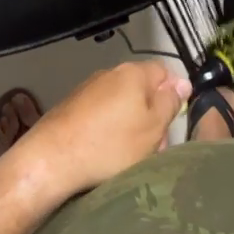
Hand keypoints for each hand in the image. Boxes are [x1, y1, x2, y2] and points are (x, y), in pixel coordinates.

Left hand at [2, 62, 191, 202]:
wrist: (51, 161)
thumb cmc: (110, 145)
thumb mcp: (153, 128)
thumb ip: (169, 102)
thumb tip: (182, 83)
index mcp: (133, 73)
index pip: (165, 71)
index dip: (175, 94)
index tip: (175, 122)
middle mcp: (109, 74)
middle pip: (142, 90)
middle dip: (152, 116)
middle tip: (155, 148)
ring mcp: (86, 90)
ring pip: (121, 105)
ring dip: (131, 126)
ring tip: (129, 156)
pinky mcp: (70, 108)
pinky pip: (100, 115)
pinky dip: (108, 131)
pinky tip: (105, 154)